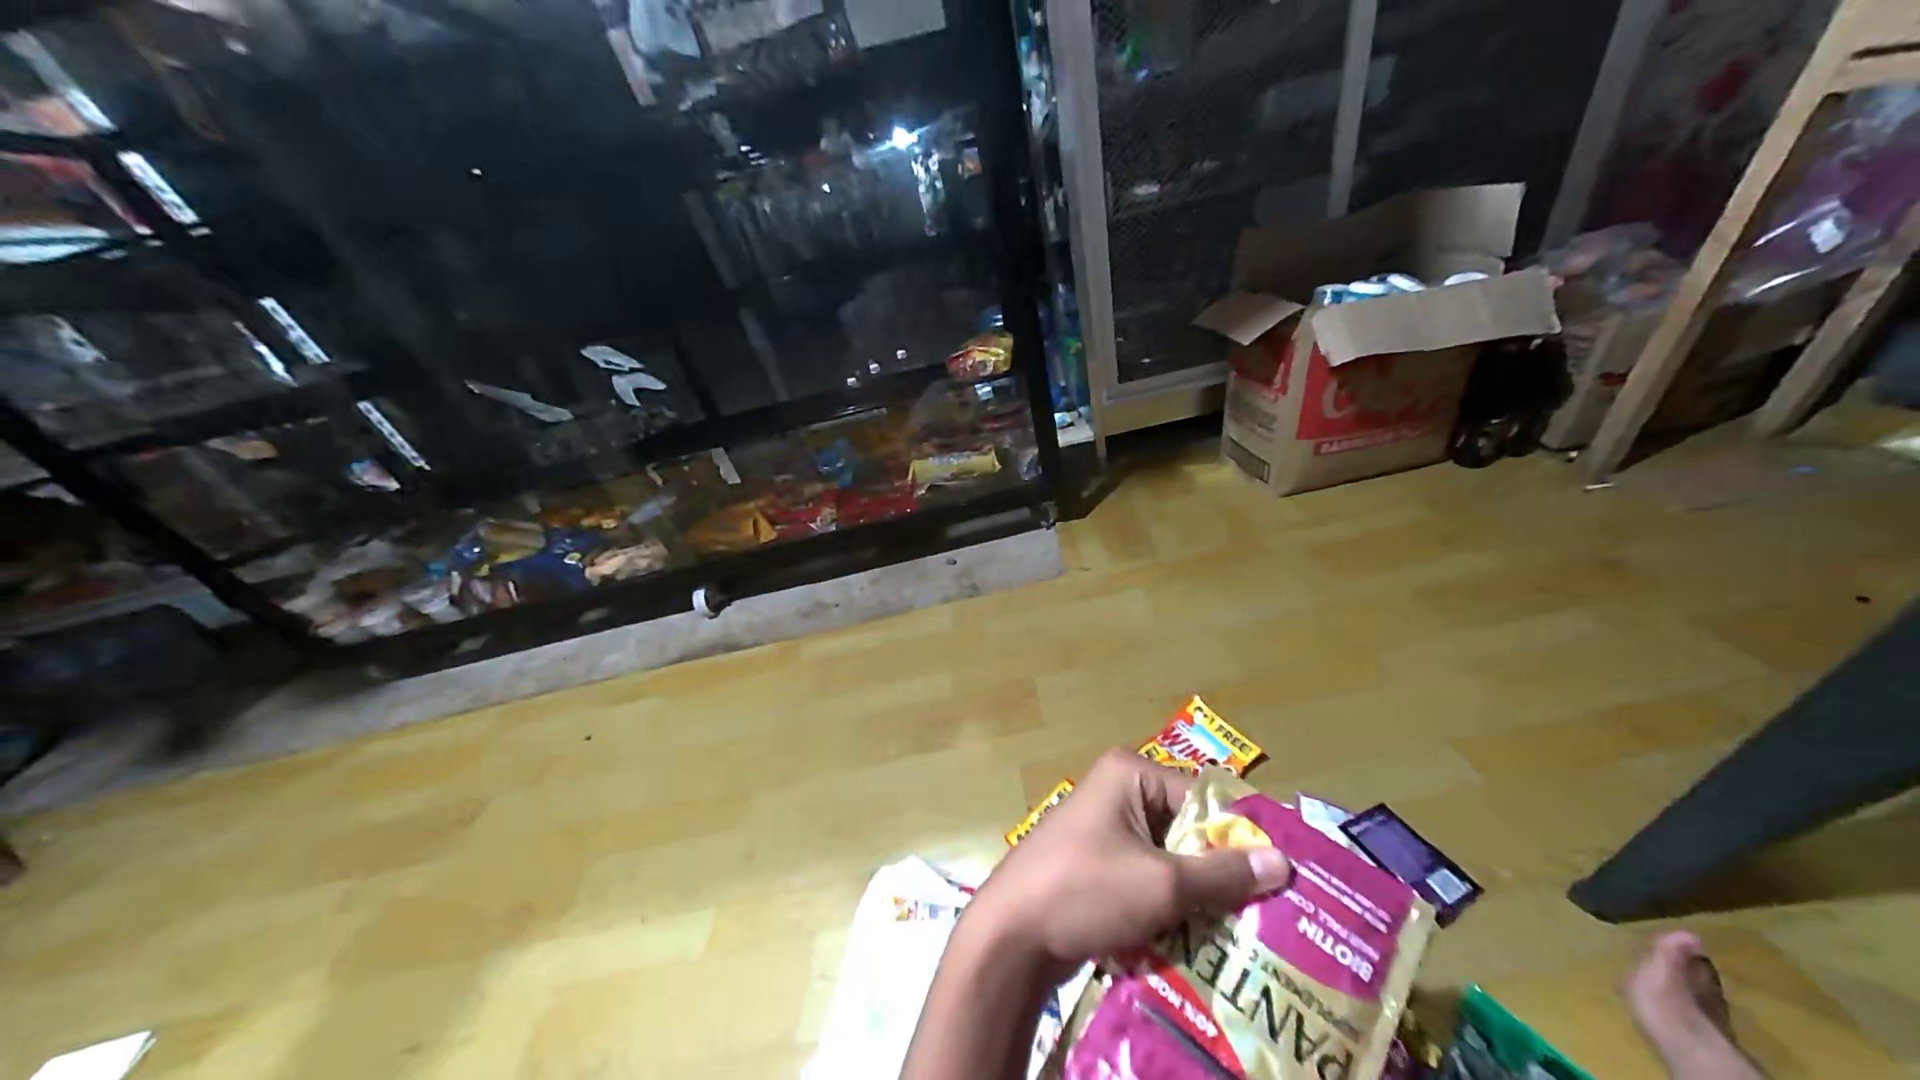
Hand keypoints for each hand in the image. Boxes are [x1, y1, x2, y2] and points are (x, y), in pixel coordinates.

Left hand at [966, 748, 1292, 978]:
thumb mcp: (1162, 884)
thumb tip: (1283, 862)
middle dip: (1221, 872)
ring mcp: (1102, 831)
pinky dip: (1168, 906)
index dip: (1242, 837)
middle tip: (1270, 914)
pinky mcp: (1095, 866)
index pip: (1204, 798)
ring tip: (1242, 936)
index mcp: (1129, 775)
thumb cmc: (1085, 891)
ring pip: (1168, 860)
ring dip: (1197, 895)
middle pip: (1187, 830)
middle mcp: (1116, 793)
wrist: (1010, 936)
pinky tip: (1198, 942)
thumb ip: (1222, 874)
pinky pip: (1146, 880)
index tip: (1284, 878)